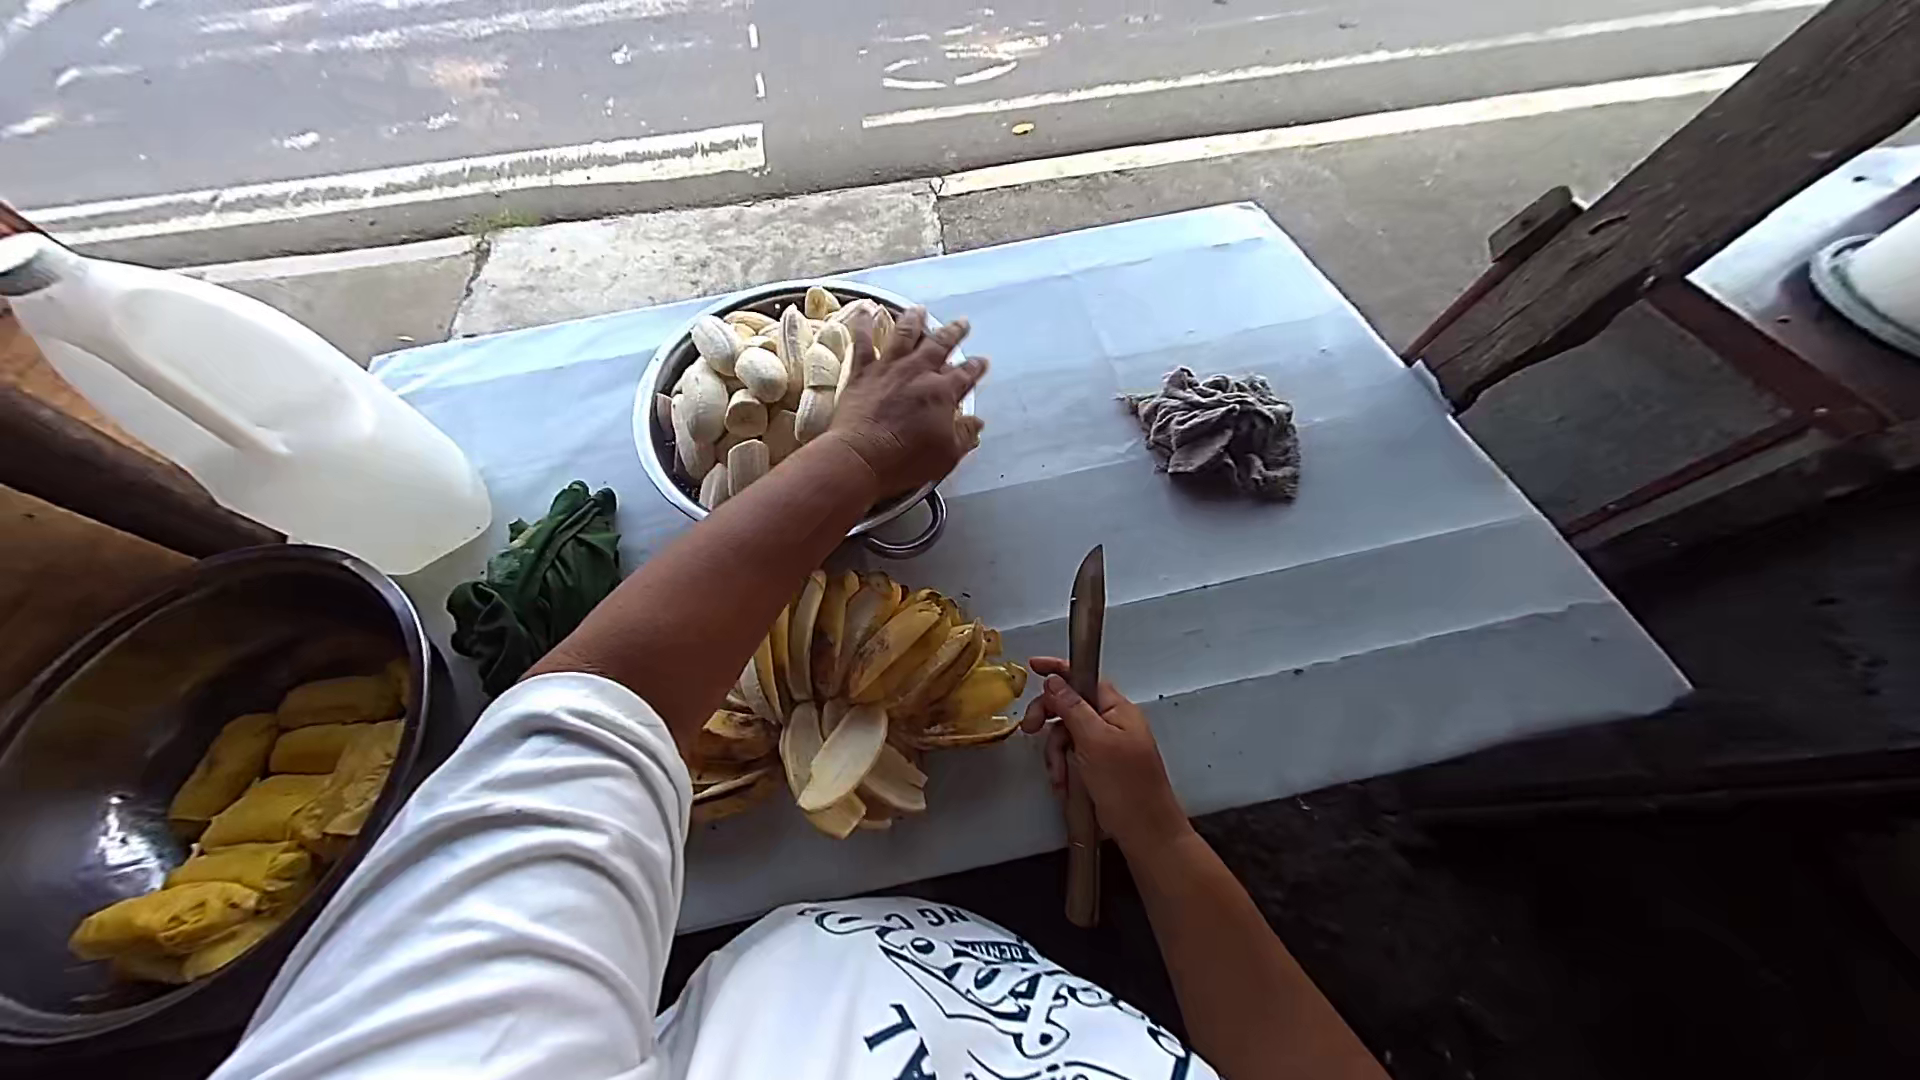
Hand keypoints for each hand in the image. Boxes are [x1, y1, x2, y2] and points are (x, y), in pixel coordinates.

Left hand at [827, 305, 988, 498]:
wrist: (862, 458)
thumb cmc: (906, 460)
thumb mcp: (947, 454)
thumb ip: (964, 435)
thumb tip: (976, 423)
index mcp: (943, 392)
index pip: (966, 374)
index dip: (976, 367)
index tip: (982, 361)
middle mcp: (918, 372)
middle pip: (940, 344)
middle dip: (954, 332)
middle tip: (962, 323)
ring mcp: (889, 368)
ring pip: (905, 334)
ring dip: (915, 320)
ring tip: (920, 310)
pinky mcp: (862, 372)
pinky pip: (863, 341)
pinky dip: (865, 323)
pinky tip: (866, 310)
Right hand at [1021, 657, 1191, 852]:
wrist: (1147, 835)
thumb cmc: (1127, 787)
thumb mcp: (1094, 742)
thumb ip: (1072, 708)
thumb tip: (1054, 681)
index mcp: (1117, 709)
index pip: (1084, 677)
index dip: (1058, 670)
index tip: (1034, 666)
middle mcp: (1111, 722)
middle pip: (1069, 706)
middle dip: (1049, 718)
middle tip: (1030, 729)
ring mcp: (1105, 744)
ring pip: (1066, 733)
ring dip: (1056, 752)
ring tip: (1058, 776)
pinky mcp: (1099, 766)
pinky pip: (1072, 755)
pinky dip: (1063, 767)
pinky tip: (1064, 784)